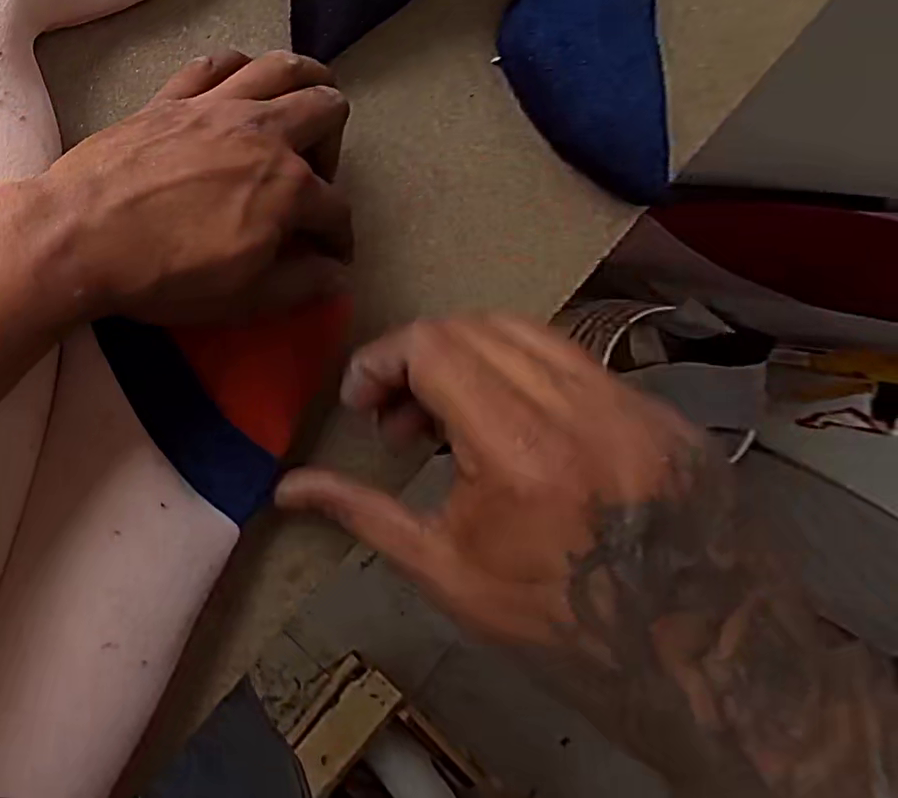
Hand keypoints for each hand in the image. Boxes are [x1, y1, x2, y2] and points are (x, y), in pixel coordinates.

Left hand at [38, 50, 352, 326]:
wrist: (75, 237)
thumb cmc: (157, 275)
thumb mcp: (238, 299)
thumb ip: (298, 285)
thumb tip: (337, 275)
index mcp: (286, 187)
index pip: (334, 207)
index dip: (340, 234)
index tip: (331, 249)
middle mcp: (258, 133)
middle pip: (326, 110)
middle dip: (332, 144)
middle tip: (309, 175)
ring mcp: (210, 108)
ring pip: (280, 68)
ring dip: (303, 81)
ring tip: (296, 106)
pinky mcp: (166, 100)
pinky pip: (212, 65)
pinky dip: (233, 70)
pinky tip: (231, 88)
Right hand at [276, 314, 701, 644]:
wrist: (727, 681)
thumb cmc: (563, 628)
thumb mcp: (442, 572)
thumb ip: (357, 510)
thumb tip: (282, 488)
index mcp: (525, 453)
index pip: (432, 347)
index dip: (377, 362)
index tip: (360, 403)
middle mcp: (587, 414)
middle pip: (468, 328)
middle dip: (409, 358)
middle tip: (394, 412)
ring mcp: (638, 410)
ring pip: (521, 330)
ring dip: (460, 355)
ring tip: (443, 412)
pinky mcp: (667, 417)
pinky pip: (570, 358)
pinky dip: (512, 370)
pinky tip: (503, 425)